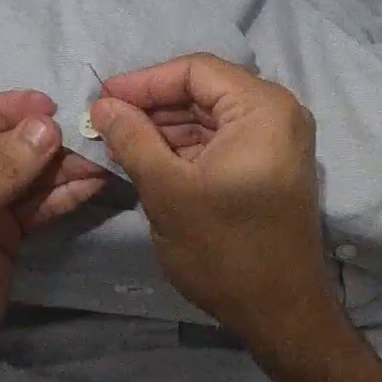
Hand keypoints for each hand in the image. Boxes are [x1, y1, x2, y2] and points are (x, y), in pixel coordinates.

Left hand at [0, 90, 106, 380]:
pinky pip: (37, 206)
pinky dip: (63, 196)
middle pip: (6, 147)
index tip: (52, 104)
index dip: (9, 108)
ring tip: (103, 160)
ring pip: (28, 177)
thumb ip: (6, 169)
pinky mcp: (6, 234)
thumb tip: (48, 124)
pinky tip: (93, 184)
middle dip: (47, 142)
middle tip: (92, 136)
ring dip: (63, 168)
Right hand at [91, 54, 333, 343]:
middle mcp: (280, 113)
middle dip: (153, 105)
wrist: (280, 311)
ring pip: (211, 117)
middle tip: (104, 121)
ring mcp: (280, 140)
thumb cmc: (224, 249)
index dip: (144, 81)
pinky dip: (187, 147)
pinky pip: (224, 140)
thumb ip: (133, 138)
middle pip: (205, 90)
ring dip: (166, 127)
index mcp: (263, 108)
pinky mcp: (272, 165)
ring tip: (118, 141)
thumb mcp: (167, 190)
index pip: (196, 70)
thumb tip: (103, 103)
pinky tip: (149, 158)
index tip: (101, 98)